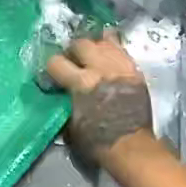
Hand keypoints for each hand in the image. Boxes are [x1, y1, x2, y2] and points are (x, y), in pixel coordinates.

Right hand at [45, 34, 155, 161]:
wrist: (131, 146)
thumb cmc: (97, 141)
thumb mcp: (70, 124)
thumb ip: (64, 102)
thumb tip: (60, 93)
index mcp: (81, 83)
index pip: (56, 62)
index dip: (50, 68)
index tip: (51, 75)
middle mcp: (101, 68)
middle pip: (81, 43)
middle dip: (72, 51)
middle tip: (72, 62)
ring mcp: (120, 66)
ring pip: (104, 41)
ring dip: (94, 47)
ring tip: (92, 58)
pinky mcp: (135, 71)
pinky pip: (122, 50)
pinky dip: (113, 51)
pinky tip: (109, 60)